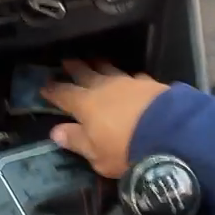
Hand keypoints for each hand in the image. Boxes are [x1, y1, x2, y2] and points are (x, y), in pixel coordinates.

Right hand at [41, 61, 170, 178]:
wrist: (170, 134)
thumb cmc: (126, 150)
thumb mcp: (96, 155)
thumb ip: (76, 141)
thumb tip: (55, 131)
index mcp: (85, 105)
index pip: (63, 94)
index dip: (52, 90)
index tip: (43, 85)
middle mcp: (104, 88)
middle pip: (84, 73)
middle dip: (73, 67)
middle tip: (66, 60)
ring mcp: (128, 83)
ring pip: (109, 69)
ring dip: (99, 64)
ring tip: (94, 60)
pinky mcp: (150, 83)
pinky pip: (134, 77)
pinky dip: (128, 78)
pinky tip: (130, 79)